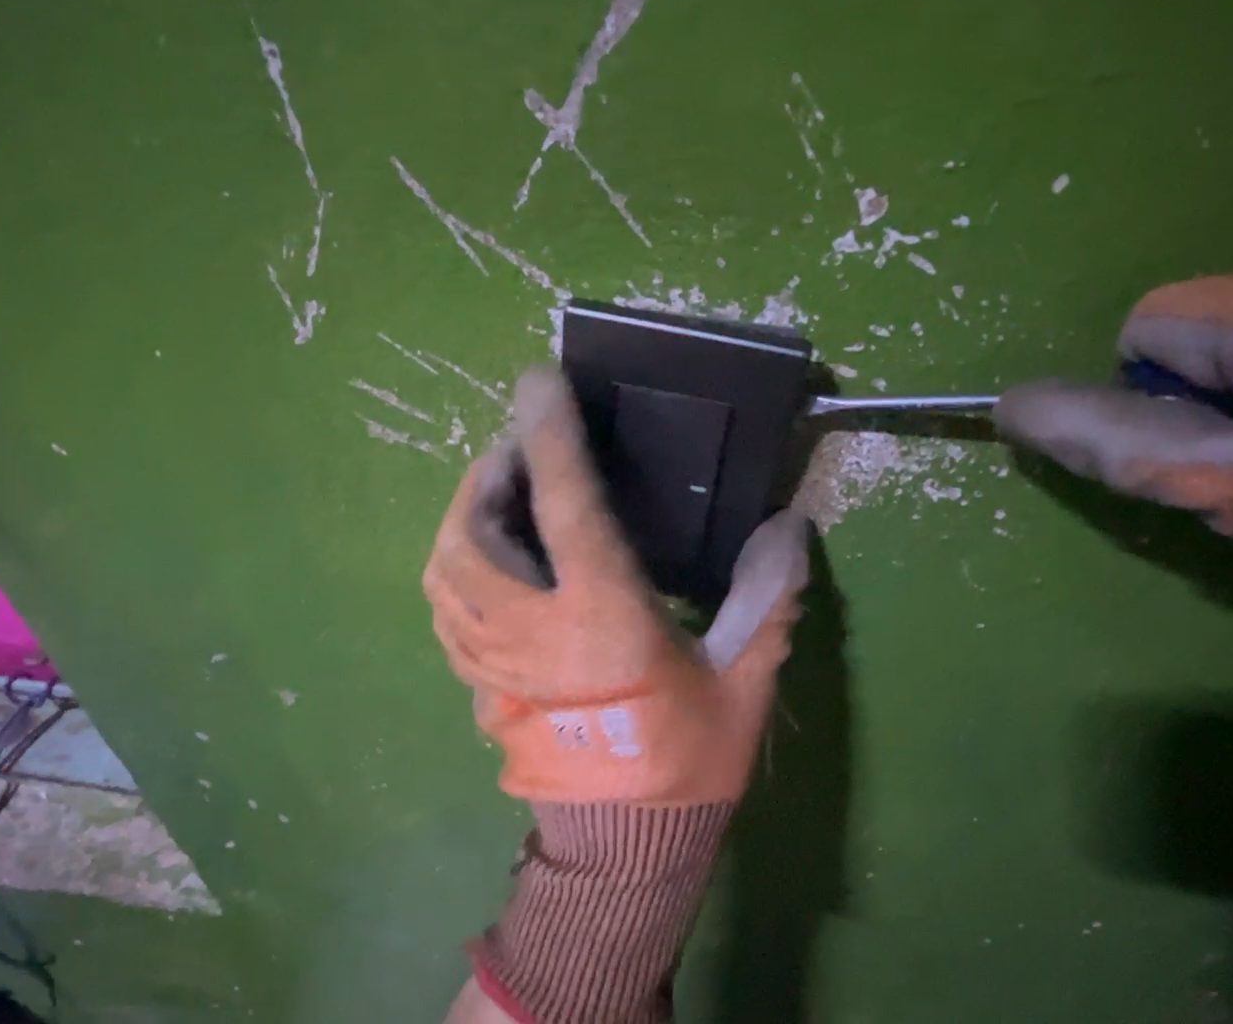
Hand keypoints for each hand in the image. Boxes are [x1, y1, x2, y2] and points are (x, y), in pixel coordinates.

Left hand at [425, 366, 808, 803]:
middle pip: (472, 533)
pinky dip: (457, 568)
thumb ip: (764, 599)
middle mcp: (531, 632)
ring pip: (444, 572)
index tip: (538, 382)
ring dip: (464, 519)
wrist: (626, 849)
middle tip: (521, 449)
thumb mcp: (742, 681)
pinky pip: (447, 612)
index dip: (549, 435)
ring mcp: (492, 663)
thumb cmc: (687, 760)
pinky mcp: (478, 688)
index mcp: (601, 619)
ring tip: (503, 495)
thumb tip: (789, 527)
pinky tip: (490, 560)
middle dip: (487, 476)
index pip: (565, 505)